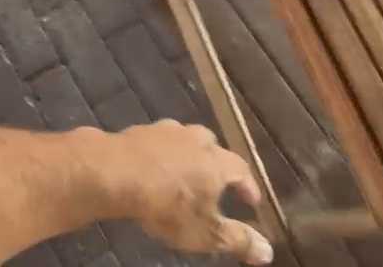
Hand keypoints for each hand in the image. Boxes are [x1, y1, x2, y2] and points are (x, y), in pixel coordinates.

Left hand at [105, 121, 273, 264]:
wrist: (114, 171)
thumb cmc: (166, 204)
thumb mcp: (206, 232)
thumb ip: (237, 240)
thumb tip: (267, 251)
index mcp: (216, 161)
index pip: (241, 168)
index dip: (248, 185)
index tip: (251, 201)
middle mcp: (193, 138)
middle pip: (212, 146)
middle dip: (218, 164)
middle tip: (218, 183)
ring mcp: (164, 130)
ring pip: (184, 138)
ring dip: (189, 154)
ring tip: (187, 173)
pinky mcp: (139, 130)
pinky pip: (160, 140)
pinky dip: (164, 152)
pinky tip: (158, 165)